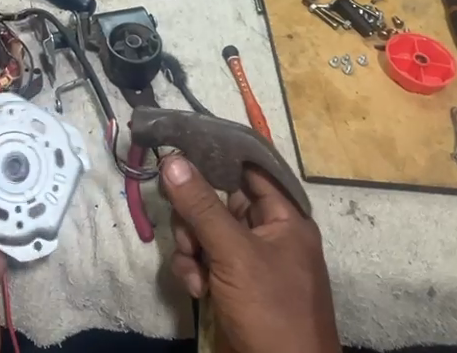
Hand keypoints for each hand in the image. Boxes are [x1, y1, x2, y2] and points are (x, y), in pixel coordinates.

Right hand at [159, 155, 338, 352]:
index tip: (179, 145)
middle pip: (218, 198)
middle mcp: (268, 234)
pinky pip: (202, 259)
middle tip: (187, 230)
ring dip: (190, 246)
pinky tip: (194, 289)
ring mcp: (248, 262)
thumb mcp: (234, 254)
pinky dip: (192, 269)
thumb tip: (171, 159)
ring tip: (194, 270)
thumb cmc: (271, 313)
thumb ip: (202, 205)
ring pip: (204, 229)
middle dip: (194, 214)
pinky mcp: (230, 285)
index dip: (216, 155)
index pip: (249, 169)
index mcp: (285, 219)